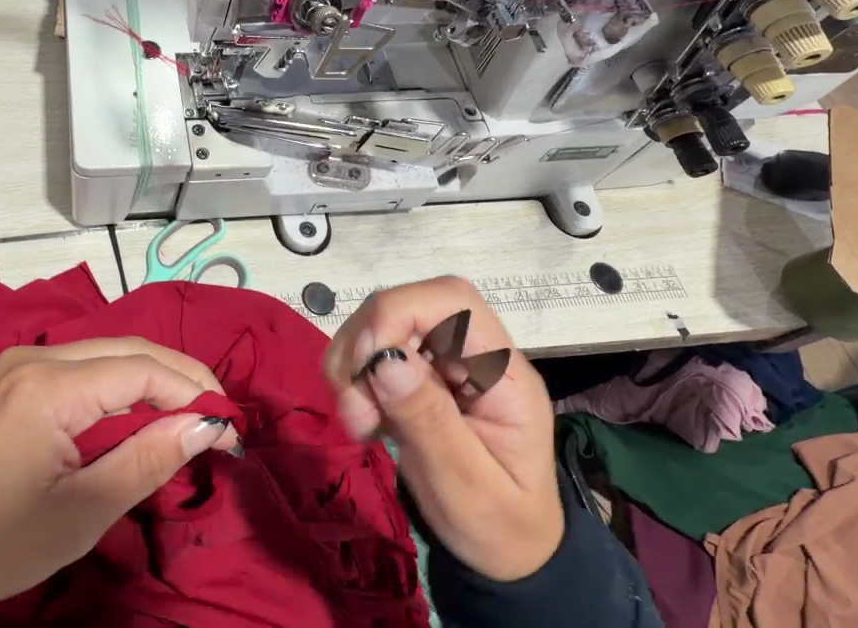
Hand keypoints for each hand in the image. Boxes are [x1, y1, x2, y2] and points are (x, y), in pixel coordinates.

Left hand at [0, 338, 240, 622]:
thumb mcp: (84, 511)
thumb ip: (149, 458)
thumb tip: (207, 425)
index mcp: (49, 387)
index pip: (143, 368)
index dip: (194, 392)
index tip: (232, 430)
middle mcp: (34, 358)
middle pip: (127, 350)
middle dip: (180, 378)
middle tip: (220, 420)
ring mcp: (18, 364)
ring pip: (105, 354)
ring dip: (152, 379)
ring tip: (191, 416)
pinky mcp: (11, 378)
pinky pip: (79, 367)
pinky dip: (118, 385)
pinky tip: (141, 410)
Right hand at [322, 277, 563, 581]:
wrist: (506, 557)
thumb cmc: (498, 526)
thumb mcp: (465, 485)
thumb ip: (428, 420)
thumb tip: (385, 358)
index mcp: (503, 373)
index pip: (452, 300)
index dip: (398, 312)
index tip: (367, 364)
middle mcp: (472, 353)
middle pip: (406, 305)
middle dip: (366, 345)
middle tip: (355, 411)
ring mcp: (442, 362)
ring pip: (379, 325)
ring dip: (352, 365)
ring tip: (358, 423)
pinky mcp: (415, 375)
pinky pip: (369, 353)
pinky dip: (351, 378)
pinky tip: (363, 419)